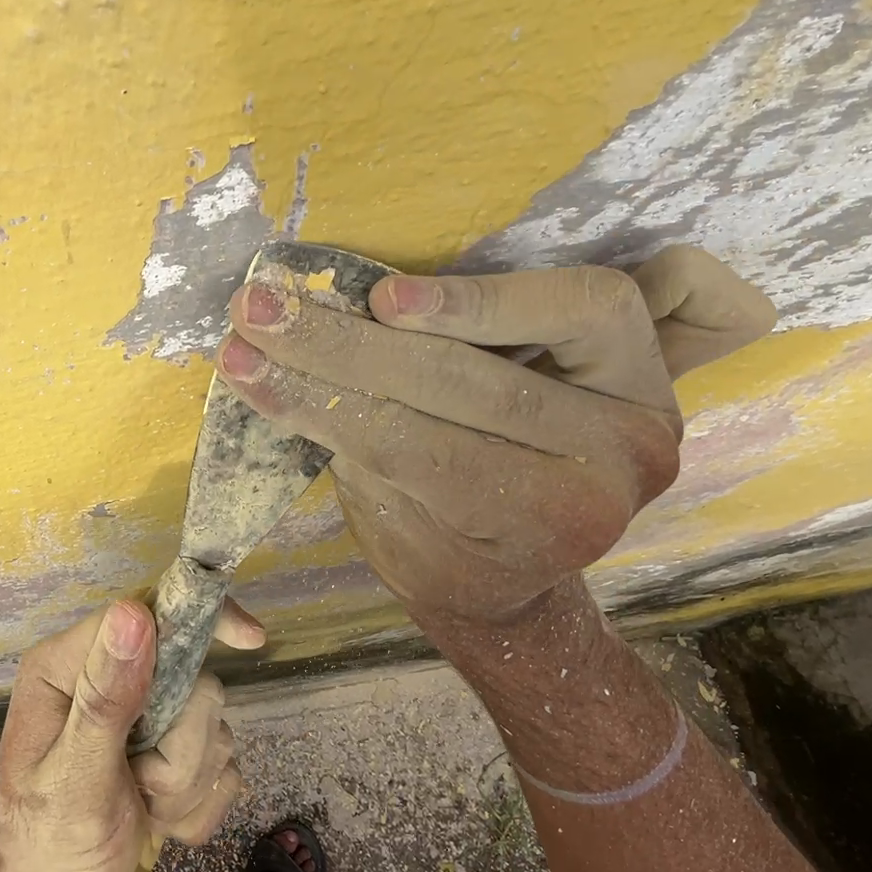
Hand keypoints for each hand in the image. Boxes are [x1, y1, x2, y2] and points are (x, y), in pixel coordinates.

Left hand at [0, 599, 265, 871]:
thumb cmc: (51, 843)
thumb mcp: (73, 778)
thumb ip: (104, 699)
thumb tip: (133, 613)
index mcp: (67, 668)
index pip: (141, 613)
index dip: (197, 620)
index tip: (250, 638)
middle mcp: (107, 678)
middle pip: (189, 675)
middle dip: (180, 745)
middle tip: (142, 785)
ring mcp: (144, 714)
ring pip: (211, 722)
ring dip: (186, 782)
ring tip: (144, 808)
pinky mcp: (170, 750)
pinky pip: (220, 762)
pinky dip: (197, 803)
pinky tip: (161, 820)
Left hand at [215, 245, 774, 624]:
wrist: (500, 582)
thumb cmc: (489, 455)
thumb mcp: (504, 385)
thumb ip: (454, 340)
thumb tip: (327, 289)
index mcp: (634, 377)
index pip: (583, 308)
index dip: (476, 299)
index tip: (382, 295)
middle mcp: (624, 445)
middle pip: (466, 375)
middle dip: (344, 340)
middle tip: (256, 306)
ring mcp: (571, 512)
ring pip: (416, 431)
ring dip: (310, 386)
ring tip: (238, 353)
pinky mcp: (497, 555)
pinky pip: (391, 477)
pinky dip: (317, 430)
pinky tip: (265, 397)